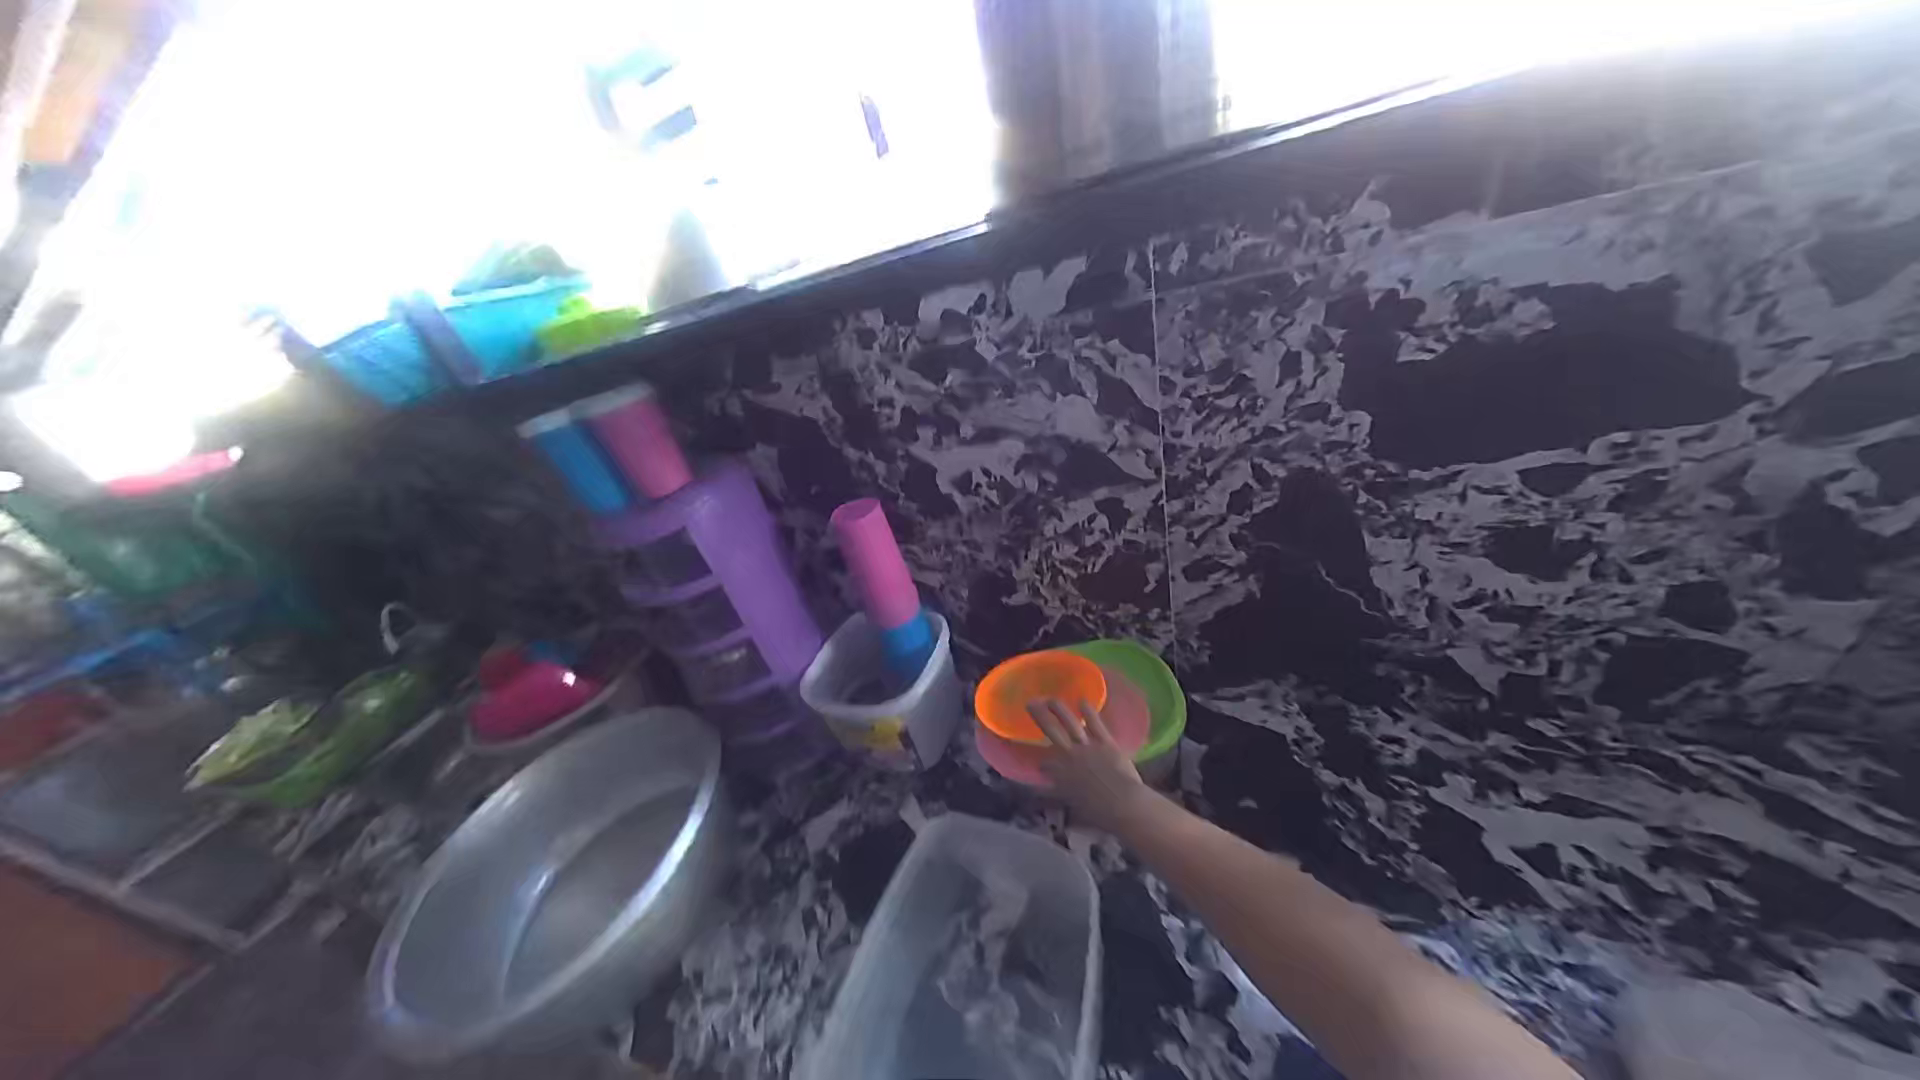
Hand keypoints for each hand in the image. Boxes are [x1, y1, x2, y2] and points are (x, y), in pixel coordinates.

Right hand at [1029, 698, 1156, 834]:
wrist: (1122, 803)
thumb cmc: (1100, 813)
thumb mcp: (1074, 810)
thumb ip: (1060, 800)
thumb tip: (1046, 798)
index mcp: (1060, 774)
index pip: (1046, 764)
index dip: (1043, 762)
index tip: (1042, 764)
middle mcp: (1069, 756)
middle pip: (1051, 731)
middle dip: (1039, 716)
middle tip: (1030, 703)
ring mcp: (1087, 746)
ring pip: (1070, 722)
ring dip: (1059, 709)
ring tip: (1050, 698)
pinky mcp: (1105, 742)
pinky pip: (1095, 724)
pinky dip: (1089, 712)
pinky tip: (1083, 701)